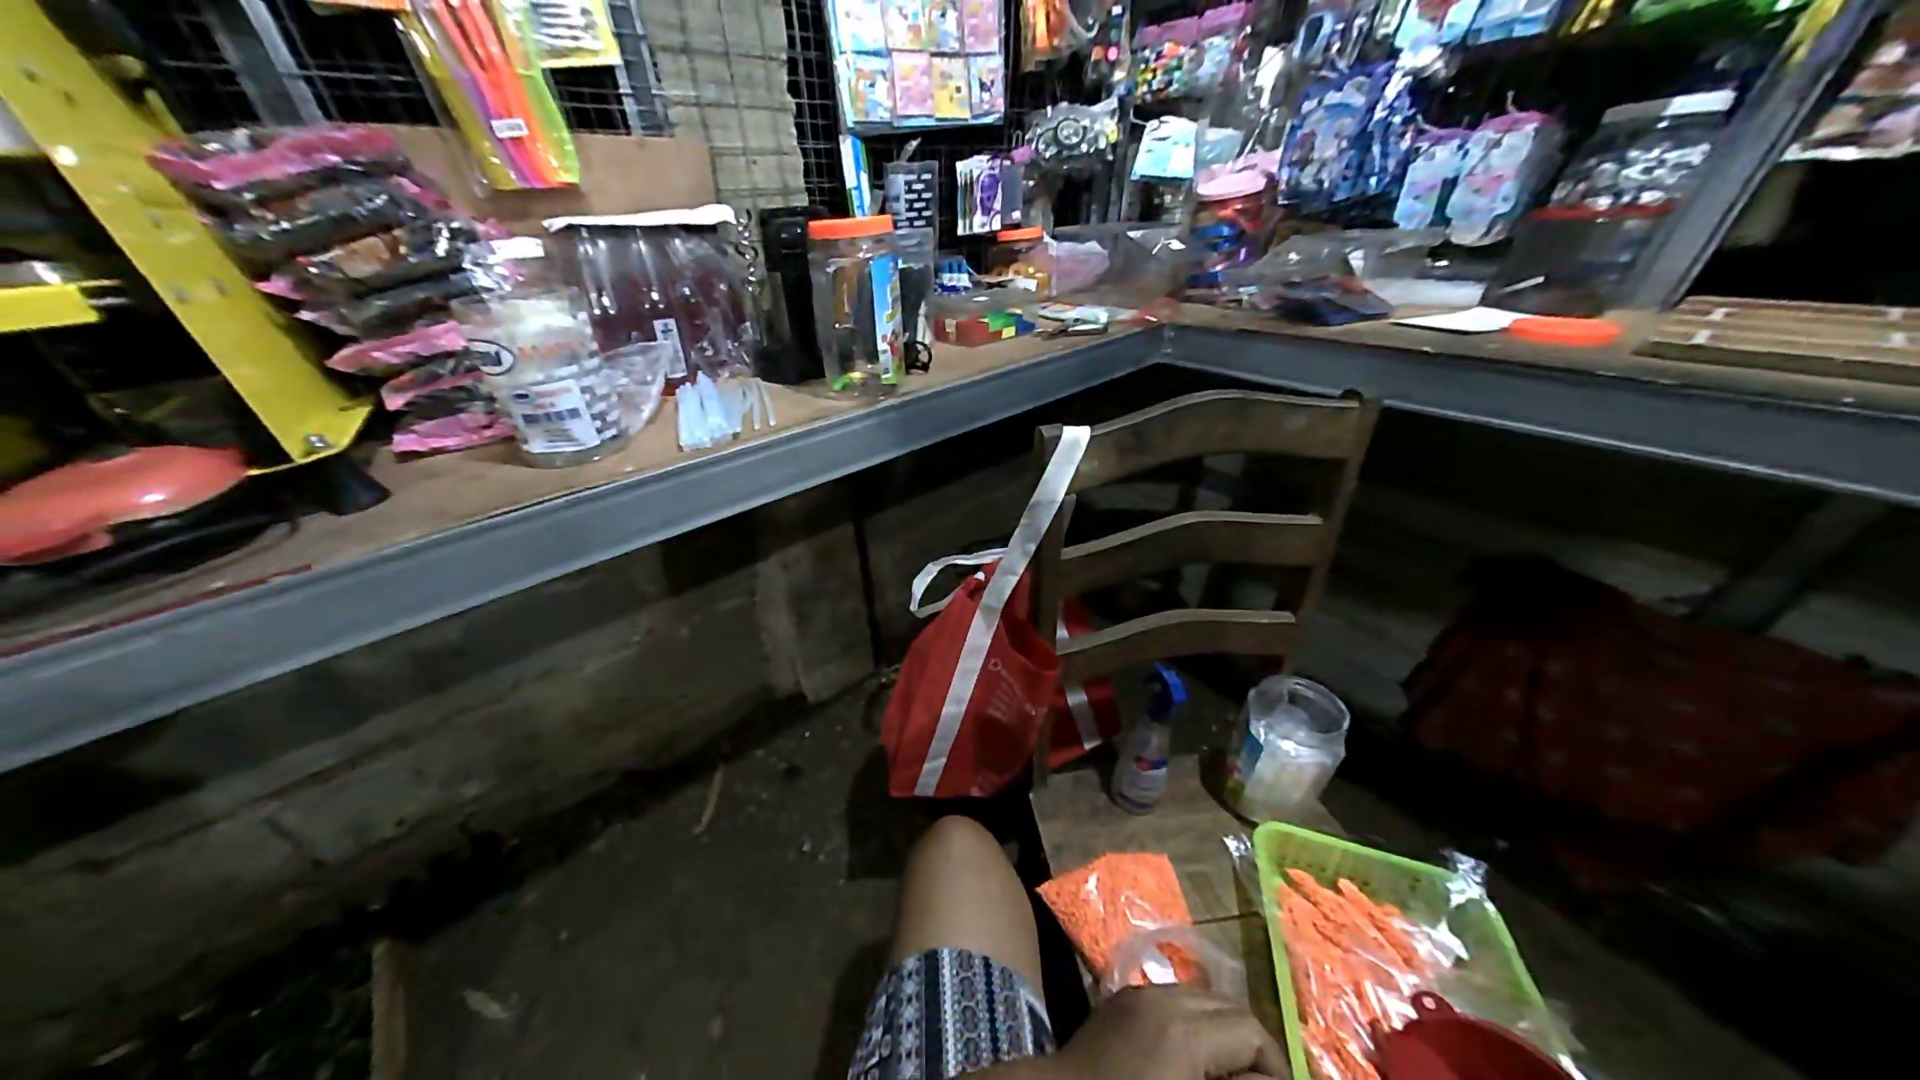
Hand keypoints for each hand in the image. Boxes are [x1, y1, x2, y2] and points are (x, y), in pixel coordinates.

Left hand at [1052, 985, 1283, 1079]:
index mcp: (1184, 1031)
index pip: (1251, 1032)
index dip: (1274, 1068)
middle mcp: (1164, 998)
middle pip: (1231, 1007)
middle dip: (1253, 1048)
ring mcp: (1141, 994)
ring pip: (1204, 999)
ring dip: (1224, 1033)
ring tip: (1228, 1076)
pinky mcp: (1125, 999)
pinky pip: (1174, 1000)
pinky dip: (1195, 1024)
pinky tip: (1191, 1060)